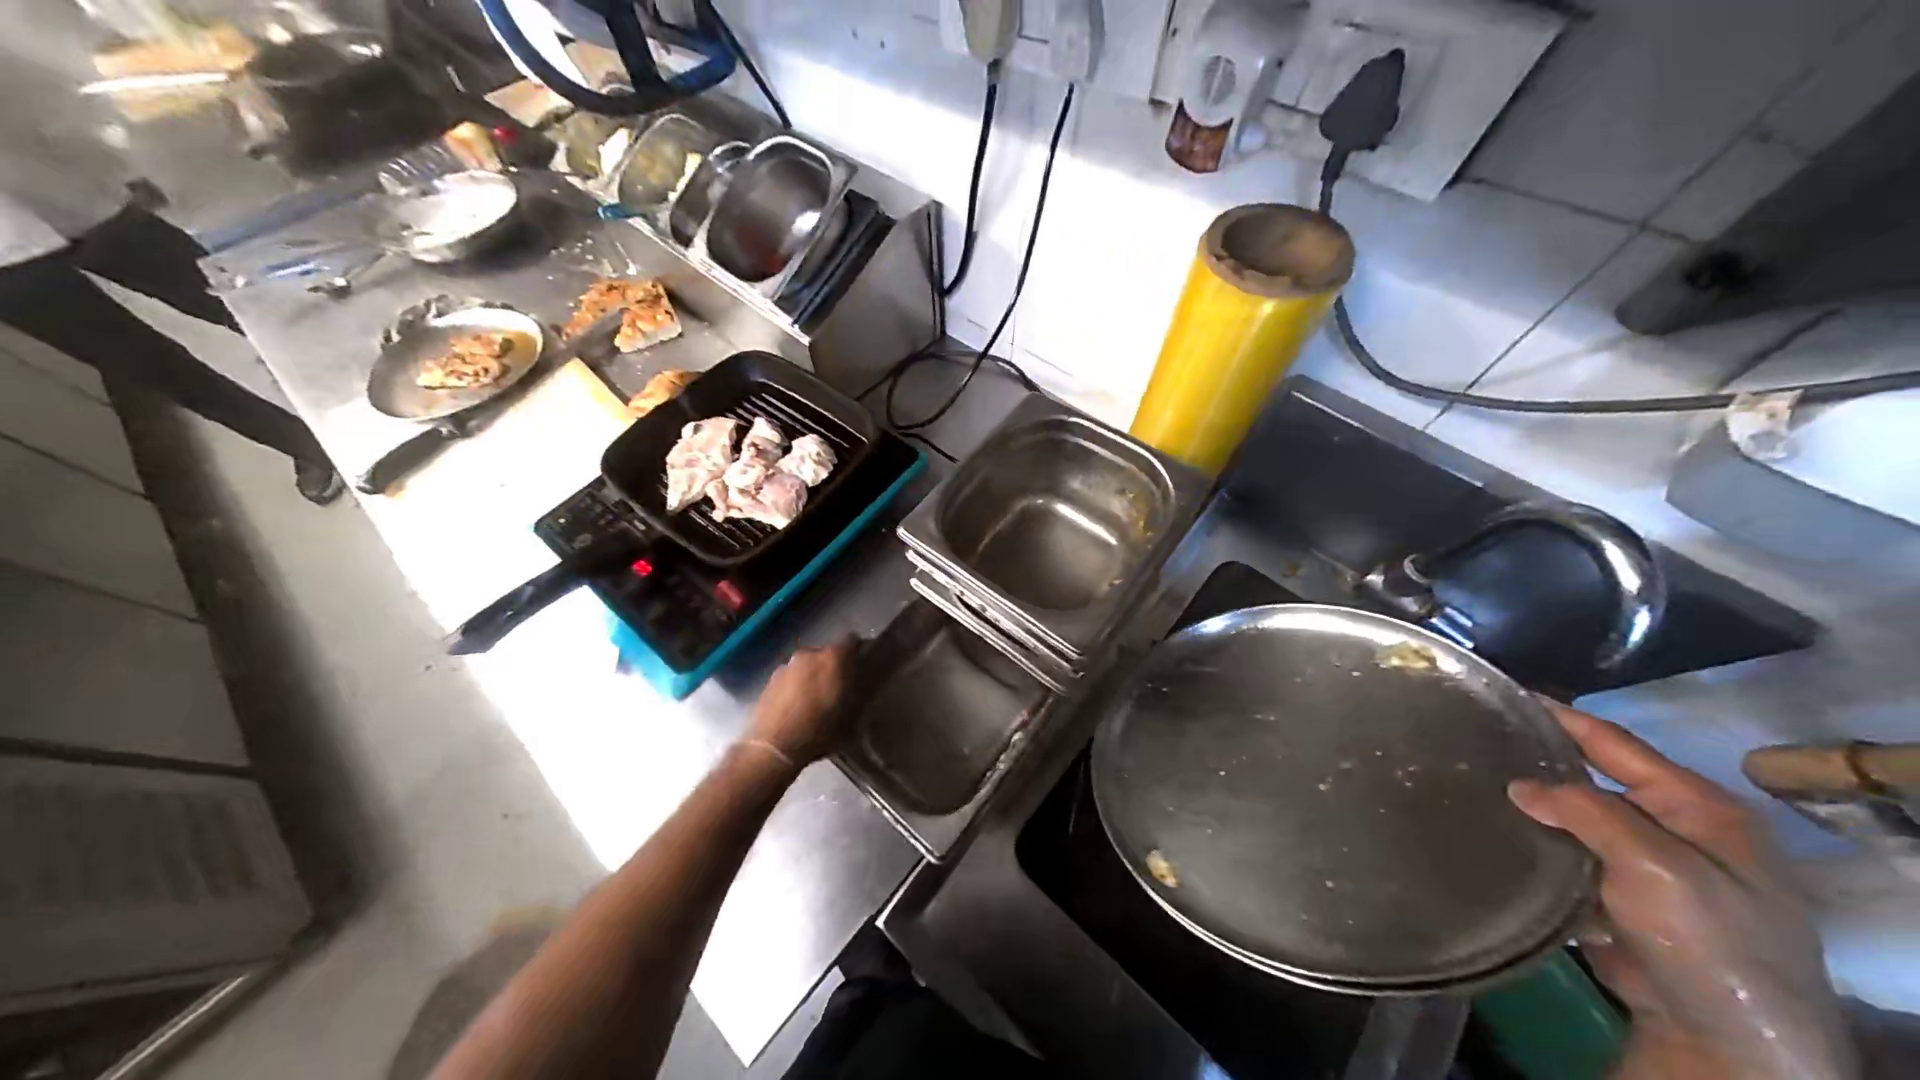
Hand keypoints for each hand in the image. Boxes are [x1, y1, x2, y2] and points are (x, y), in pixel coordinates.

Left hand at [744, 636, 858, 765]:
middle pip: (828, 653)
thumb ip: (863, 690)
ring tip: (814, 701)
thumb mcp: (854, 714)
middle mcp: (809, 653)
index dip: (859, 653)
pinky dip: (796, 686)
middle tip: (839, 689)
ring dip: (814, 676)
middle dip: (835, 667)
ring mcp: (787, 665)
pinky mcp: (770, 679)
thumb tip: (866, 678)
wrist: (775, 747)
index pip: (853, 641)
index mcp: (833, 657)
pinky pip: (791, 677)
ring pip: (808, 665)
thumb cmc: (821, 730)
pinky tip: (796, 708)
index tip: (862, 669)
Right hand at [1508, 703, 1855, 1079]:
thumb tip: (1520, 786)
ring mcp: (1648, 868)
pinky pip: (1569, 859)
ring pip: (1574, 821)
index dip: (1561, 716)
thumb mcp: (1656, 865)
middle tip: (1476, 742)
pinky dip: (1538, 848)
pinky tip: (1498, 835)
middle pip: (1592, 780)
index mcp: (1697, 808)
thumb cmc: (1708, 940)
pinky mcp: (1620, 901)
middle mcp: (1674, 829)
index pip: (1615, 743)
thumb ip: (1586, 811)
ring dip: (1532, 810)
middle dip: (1538, 763)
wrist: (1725, 1039)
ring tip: (1473, 785)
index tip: (1504, 693)